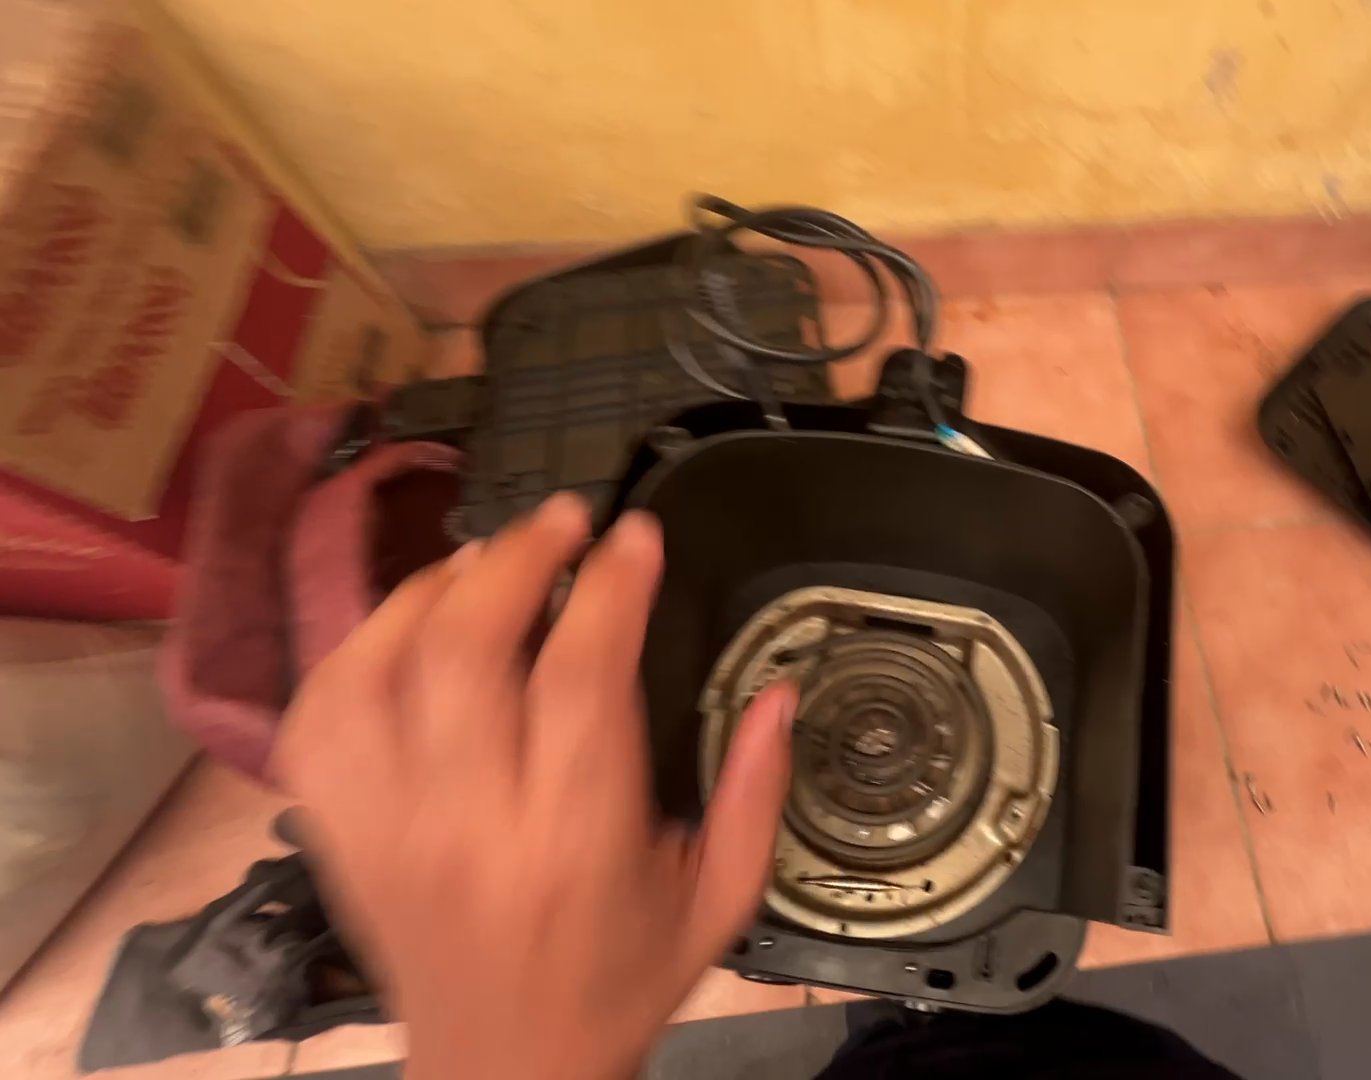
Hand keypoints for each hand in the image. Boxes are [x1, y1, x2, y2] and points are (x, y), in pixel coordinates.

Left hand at [275, 494, 796, 1079]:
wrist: (507, 1069)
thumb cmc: (628, 975)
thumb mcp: (727, 892)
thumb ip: (758, 790)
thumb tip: (778, 693)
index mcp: (577, 835)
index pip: (582, 678)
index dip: (611, 589)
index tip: (637, 536)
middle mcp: (470, 823)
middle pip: (464, 652)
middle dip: (518, 560)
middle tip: (565, 520)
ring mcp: (386, 828)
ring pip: (375, 670)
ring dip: (435, 587)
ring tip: (492, 552)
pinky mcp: (341, 835)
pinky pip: (320, 716)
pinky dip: (359, 643)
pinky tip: (413, 617)